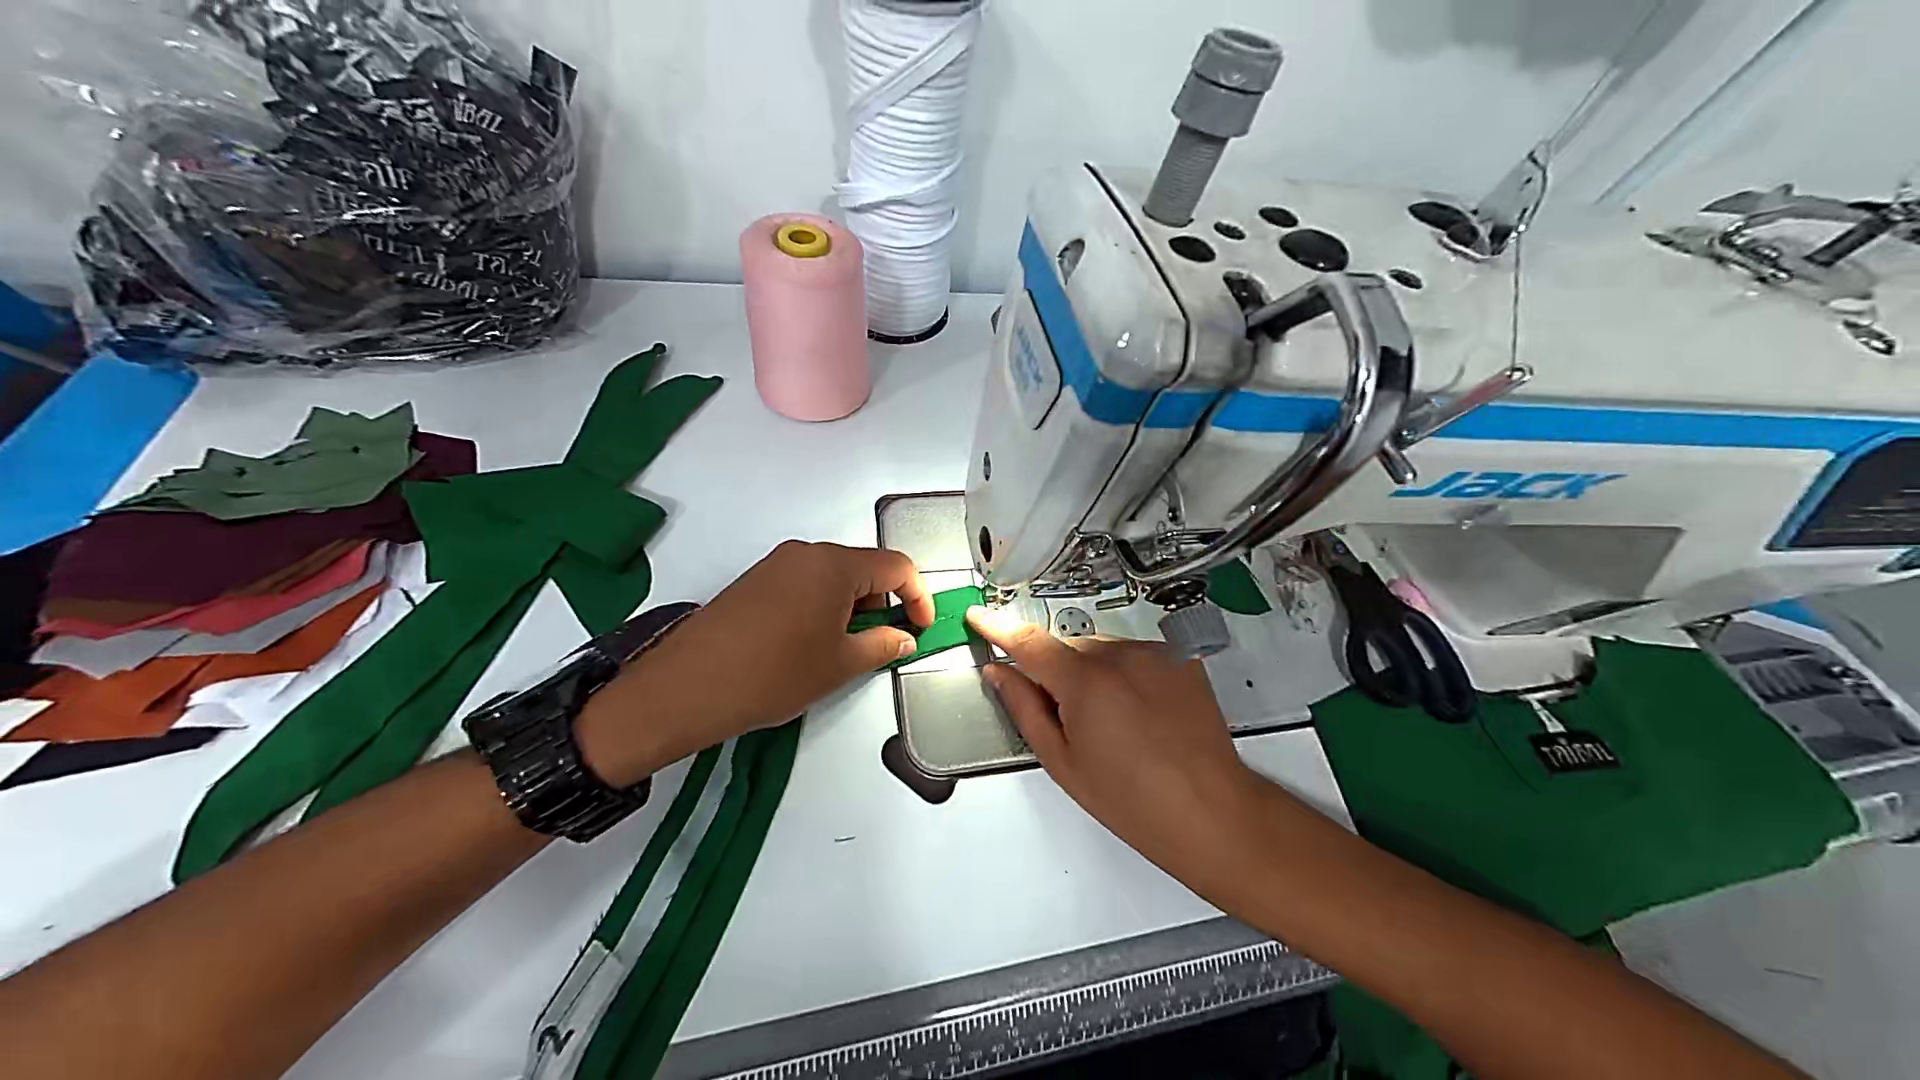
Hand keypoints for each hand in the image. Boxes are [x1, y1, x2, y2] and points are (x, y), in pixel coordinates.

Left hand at [577, 541, 932, 785]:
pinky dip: (823, 607)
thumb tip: (903, 637)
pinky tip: (811, 643)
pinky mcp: (755, 580)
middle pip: (864, 568)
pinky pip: (805, 584)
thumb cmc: (772, 674)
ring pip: (833, 577)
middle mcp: (805, 553)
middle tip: (883, 644)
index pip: (896, 567)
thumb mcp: (840, 664)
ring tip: (843, 650)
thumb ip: (883, 645)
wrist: (687, 687)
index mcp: (834, 565)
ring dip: (852, 608)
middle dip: (883, 604)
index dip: (918, 597)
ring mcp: (776, 564)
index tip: (921, 628)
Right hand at [965, 607, 1261, 877]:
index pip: (1027, 641)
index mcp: (1085, 683)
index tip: (980, 617)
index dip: (997, 627)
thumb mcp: (1063, 761)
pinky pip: (1136, 655)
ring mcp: (1155, 655)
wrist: (1211, 812)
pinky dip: (1126, 674)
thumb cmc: (1136, 801)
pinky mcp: (1180, 660)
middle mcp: (1121, 657)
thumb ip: (1025, 708)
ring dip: (1094, 673)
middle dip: (1056, 671)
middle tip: (1069, 720)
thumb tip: (1000, 674)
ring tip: (1114, 724)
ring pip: (1102, 650)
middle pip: (1067, 647)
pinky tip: (1140, 714)